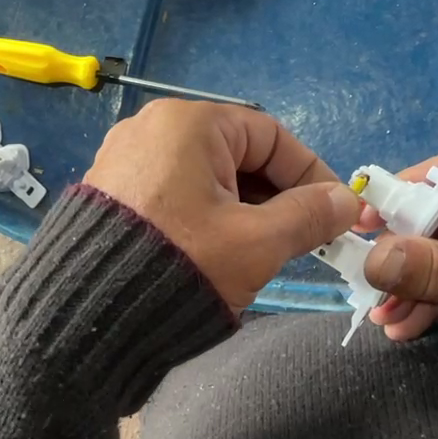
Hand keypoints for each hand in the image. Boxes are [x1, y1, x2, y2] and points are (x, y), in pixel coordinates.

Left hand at [84, 99, 359, 310]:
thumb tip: (346, 202)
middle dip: (275, 196)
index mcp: (189, 123)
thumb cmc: (183, 264)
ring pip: (206, 178)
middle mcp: (151, 128)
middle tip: (301, 237)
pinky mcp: (109, 193)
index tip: (336, 210)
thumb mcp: (257, 242)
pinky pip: (174, 194)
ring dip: (243, 210)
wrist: (90, 316)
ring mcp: (124, 160)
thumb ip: (309, 216)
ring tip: (262, 251)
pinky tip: (217, 252)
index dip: (311, 174)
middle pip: (237, 156)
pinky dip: (205, 217)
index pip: (271, 137)